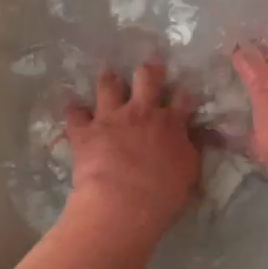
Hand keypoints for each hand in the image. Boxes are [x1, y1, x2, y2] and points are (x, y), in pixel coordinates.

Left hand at [64, 62, 200, 231]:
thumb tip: (195, 138)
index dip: (184, 95)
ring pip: (108, 86)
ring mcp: (111, 118)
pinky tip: (73, 108)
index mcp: (170, 124)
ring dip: (109, 79)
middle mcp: (141, 113)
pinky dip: (74, 111)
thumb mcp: (189, 174)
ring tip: (108, 73)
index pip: (183, 99)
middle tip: (149, 64)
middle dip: (149, 69)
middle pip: (147, 78)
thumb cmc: (163, 195)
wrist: (123, 204)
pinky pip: (75, 114)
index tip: (184, 95)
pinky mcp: (85, 131)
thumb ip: (191, 151)